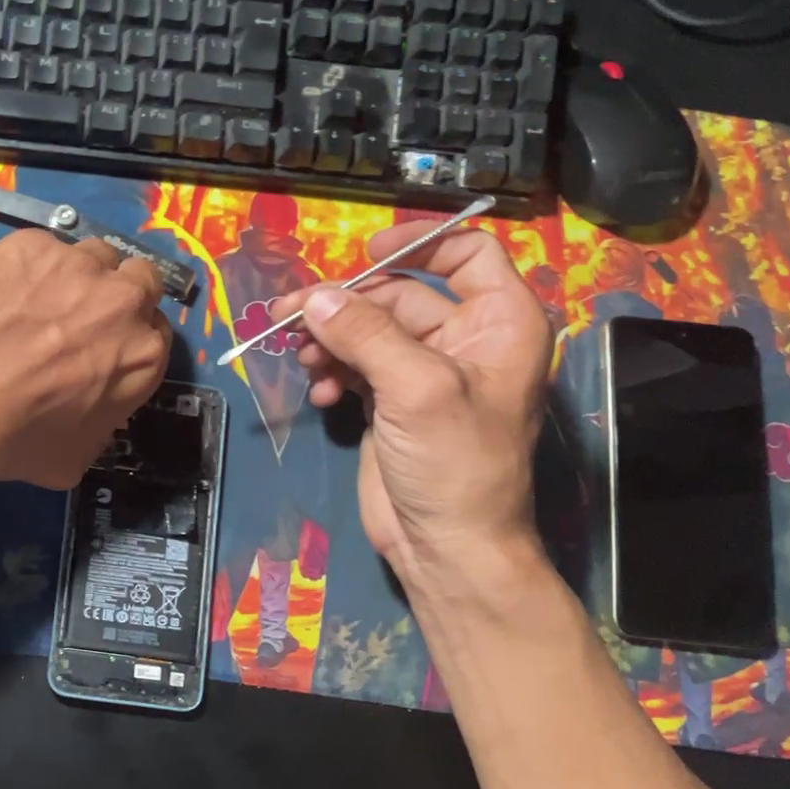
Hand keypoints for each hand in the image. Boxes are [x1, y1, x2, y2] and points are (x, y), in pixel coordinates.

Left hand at [0, 229, 170, 489]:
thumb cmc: (17, 442)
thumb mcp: (75, 459)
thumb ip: (100, 425)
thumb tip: (91, 417)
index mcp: (144, 356)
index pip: (154, 332)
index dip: (128, 337)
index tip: (104, 346)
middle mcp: (122, 302)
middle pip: (137, 281)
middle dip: (115, 296)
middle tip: (76, 320)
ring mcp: (76, 266)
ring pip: (92, 257)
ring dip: (75, 277)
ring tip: (35, 303)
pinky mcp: (30, 245)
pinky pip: (39, 250)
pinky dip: (24, 269)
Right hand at [272, 223, 552, 580]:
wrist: (447, 544)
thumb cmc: (456, 463)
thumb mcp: (416, 389)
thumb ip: (366, 335)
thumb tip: (313, 298)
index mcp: (498, 323)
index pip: (465, 254)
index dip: (418, 244)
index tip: (363, 254)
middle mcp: (464, 340)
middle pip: (398, 294)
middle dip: (346, 305)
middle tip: (290, 316)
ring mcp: (423, 373)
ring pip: (367, 331)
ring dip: (331, 340)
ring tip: (303, 360)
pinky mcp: (391, 403)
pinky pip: (355, 367)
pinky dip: (333, 372)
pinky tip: (320, 392)